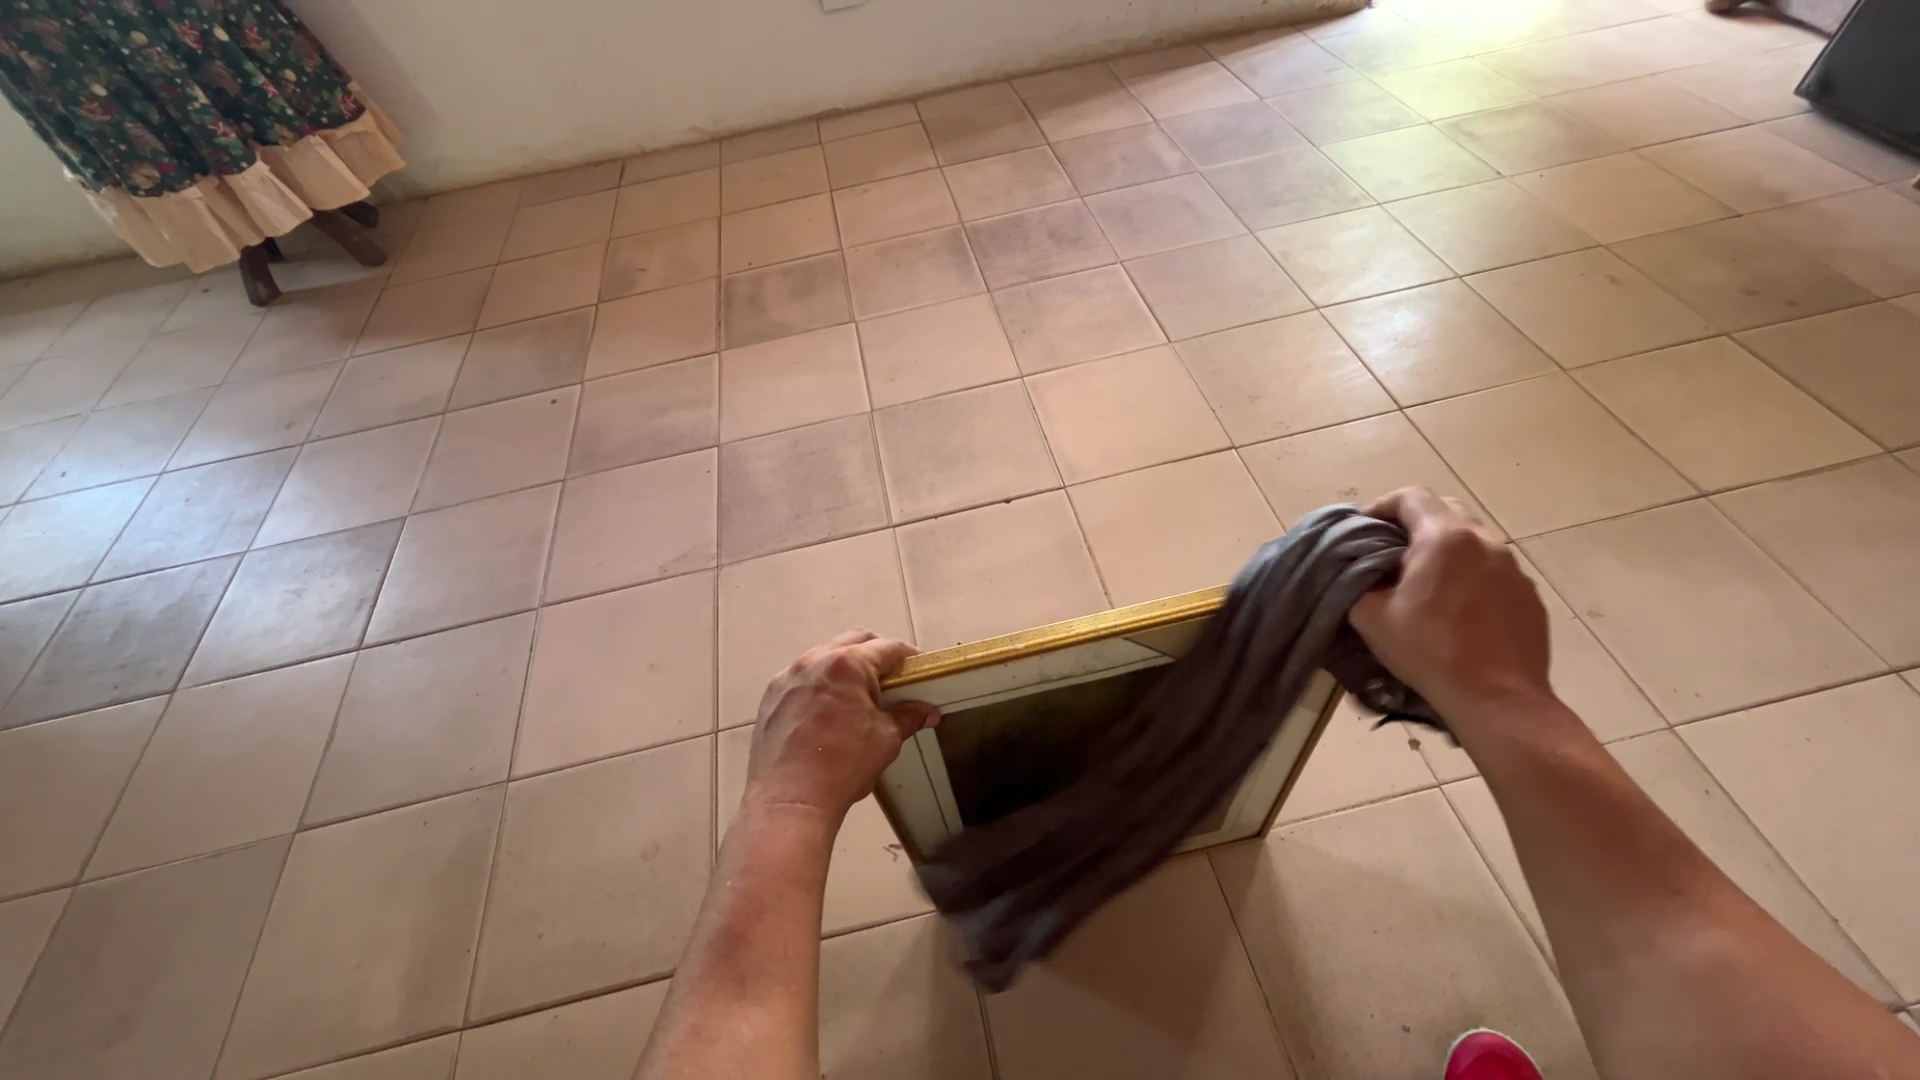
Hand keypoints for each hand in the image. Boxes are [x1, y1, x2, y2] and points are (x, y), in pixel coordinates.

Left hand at [744, 630, 939, 820]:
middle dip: (877, 653)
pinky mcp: (771, 697)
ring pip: (824, 657)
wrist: (789, 800)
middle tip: (892, 677)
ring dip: (845, 667)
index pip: (887, 648)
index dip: (909, 656)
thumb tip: (928, 712)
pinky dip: (820, 684)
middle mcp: (814, 660)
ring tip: (858, 694)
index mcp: (847, 665)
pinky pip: (801, 679)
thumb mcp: (885, 740)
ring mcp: (788, 677)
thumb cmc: (843, 766)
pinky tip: (826, 711)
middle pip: (854, 642)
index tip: (920, 670)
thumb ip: (908, 717)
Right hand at [1348, 488, 1555, 721]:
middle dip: (1413, 524)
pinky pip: (1491, 569)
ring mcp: (1512, 567)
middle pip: (1445, 510)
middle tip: (1390, 553)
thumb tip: (1361, 569)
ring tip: (1423, 583)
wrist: (1496, 697)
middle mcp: (1484, 541)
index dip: (1382, 507)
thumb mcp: (1371, 617)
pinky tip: (1455, 608)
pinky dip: (1468, 574)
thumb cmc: (1428, 651)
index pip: (1411, 496)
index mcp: (1444, 539)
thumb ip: (1359, 581)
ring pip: (1471, 540)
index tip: (1365, 530)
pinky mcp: (1527, 593)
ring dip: (1443, 550)